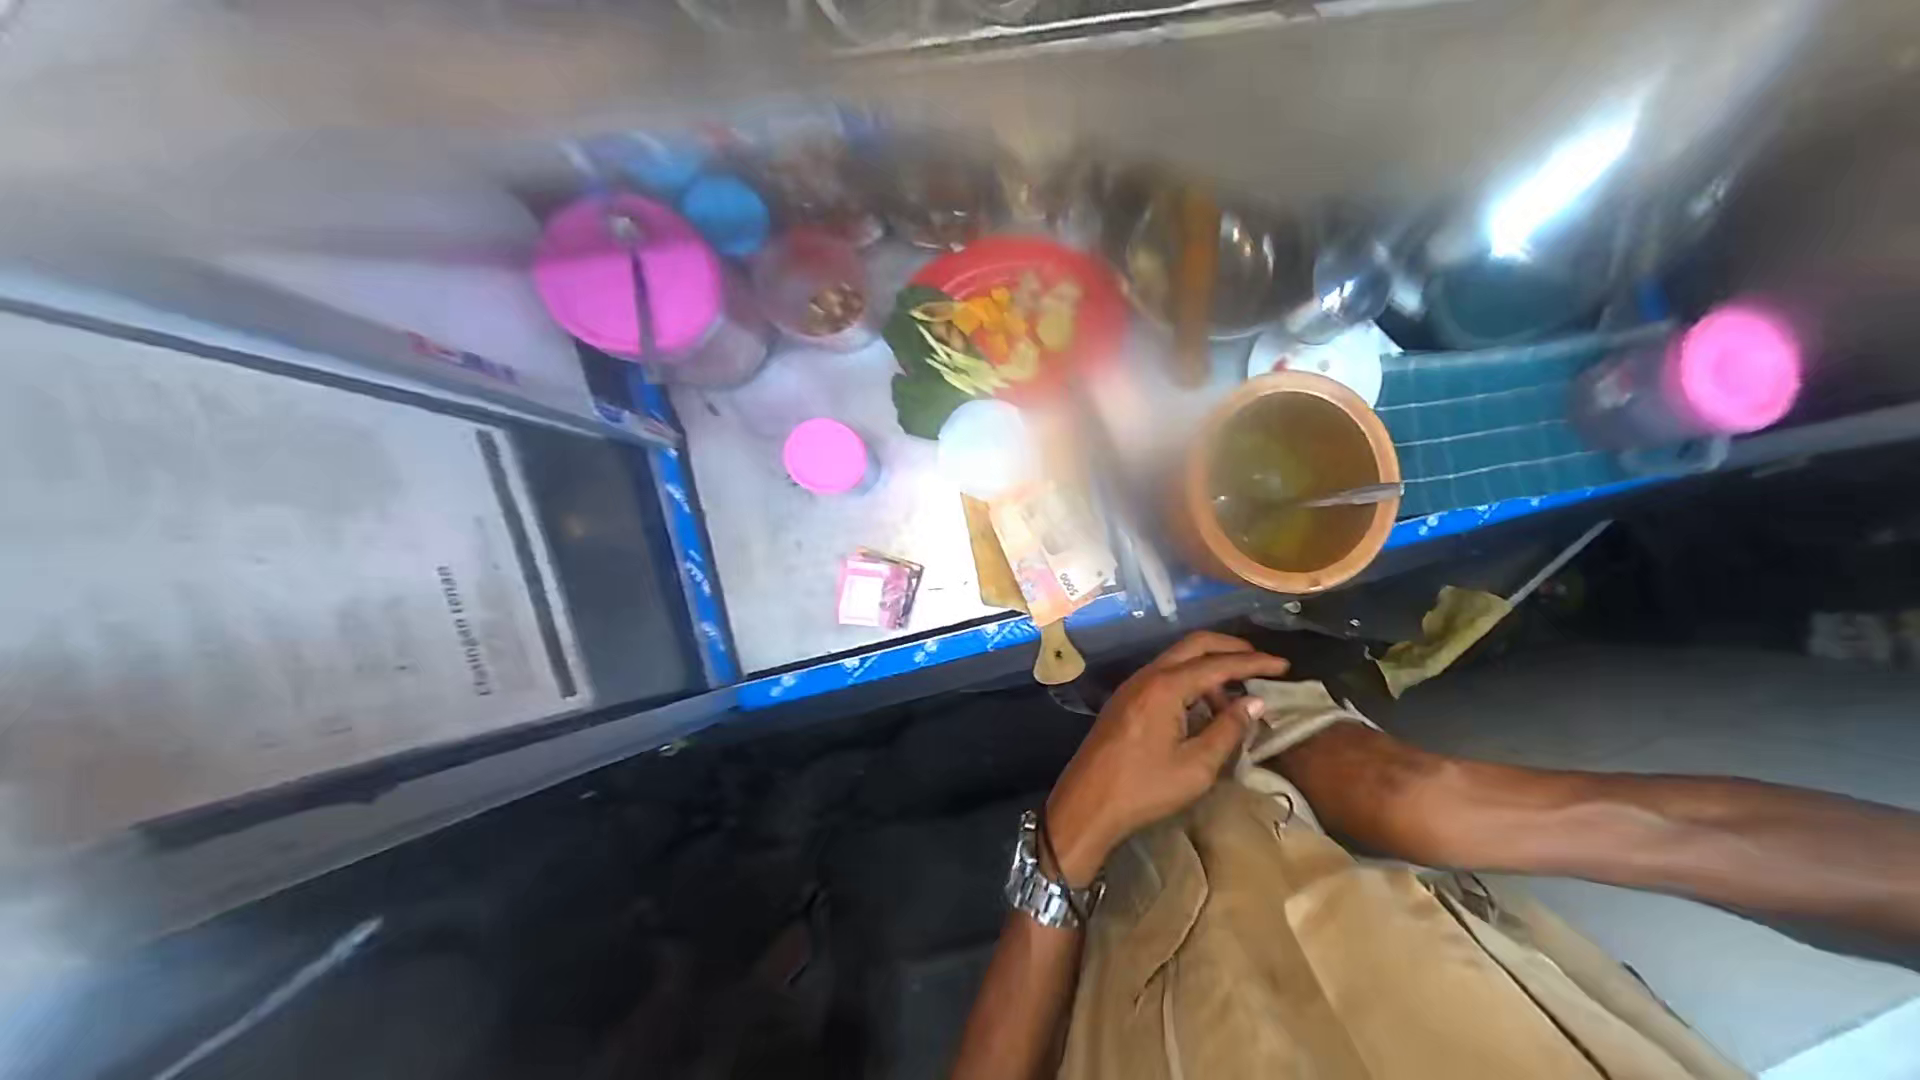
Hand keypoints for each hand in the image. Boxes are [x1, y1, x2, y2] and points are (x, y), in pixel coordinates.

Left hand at [1044, 632, 1288, 884]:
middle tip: (1262, 664)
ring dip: (1209, 668)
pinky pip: (1164, 676)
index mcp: (1165, 686)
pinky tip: (1205, 708)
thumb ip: (1228, 729)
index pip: (1218, 663)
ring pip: (1177, 660)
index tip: (1284, 666)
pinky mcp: (1126, 699)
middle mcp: (1147, 675)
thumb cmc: (1144, 787)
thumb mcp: (1196, 765)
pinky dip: (1190, 681)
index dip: (1253, 663)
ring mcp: (1133, 686)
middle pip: (1194, 645)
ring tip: (1237, 699)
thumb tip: (1255, 701)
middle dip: (1230, 649)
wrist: (1088, 801)